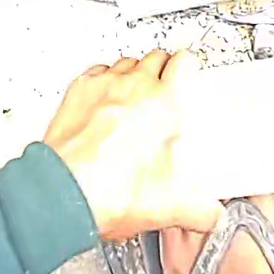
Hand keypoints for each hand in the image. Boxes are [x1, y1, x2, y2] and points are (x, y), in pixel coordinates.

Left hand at [43, 49, 220, 242]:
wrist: (62, 192)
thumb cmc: (109, 191)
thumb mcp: (167, 206)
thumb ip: (200, 211)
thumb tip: (212, 216)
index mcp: (164, 104)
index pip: (183, 63)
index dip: (188, 65)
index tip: (188, 71)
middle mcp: (136, 86)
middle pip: (156, 57)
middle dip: (162, 68)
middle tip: (163, 84)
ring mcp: (106, 85)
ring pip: (127, 62)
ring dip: (134, 73)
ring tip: (134, 91)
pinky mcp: (80, 89)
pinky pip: (99, 71)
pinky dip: (105, 79)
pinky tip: (105, 95)